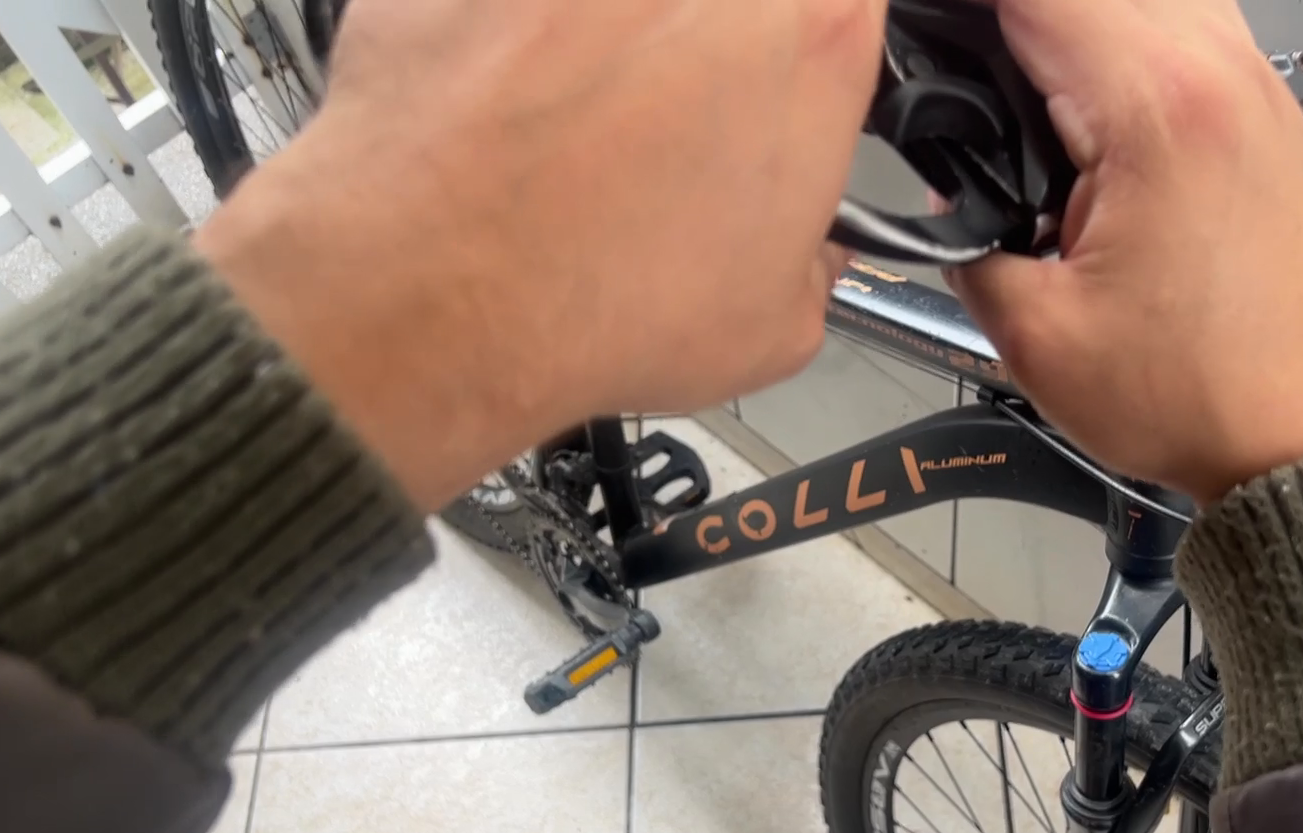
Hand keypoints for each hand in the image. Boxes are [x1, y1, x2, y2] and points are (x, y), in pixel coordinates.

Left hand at [195, 0, 884, 507]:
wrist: (451, 303)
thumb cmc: (616, 308)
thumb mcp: (781, 330)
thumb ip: (814, 267)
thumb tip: (800, 253)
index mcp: (811, 45)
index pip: (850, 15)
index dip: (820, 72)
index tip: (795, 114)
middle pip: (738, 11)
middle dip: (726, 64)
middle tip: (695, 144)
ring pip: (630, 20)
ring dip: (626, 63)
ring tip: (599, 151)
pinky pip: (530, 13)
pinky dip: (530, 58)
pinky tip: (525, 136)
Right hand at [948, 0, 1302, 503]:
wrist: (1294, 438)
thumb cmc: (1181, 397)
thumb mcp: (1036, 338)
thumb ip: (970, 247)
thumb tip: (956, 198)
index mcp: (1156, 108)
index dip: (964, 12)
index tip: (919, 38)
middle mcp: (1220, 68)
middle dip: (1013, 20)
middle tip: (959, 69)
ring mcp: (1258, 87)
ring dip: (1073, 26)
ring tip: (1014, 86)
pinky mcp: (1268, 122)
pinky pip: (1190, 33)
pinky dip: (1126, 44)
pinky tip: (1088, 107)